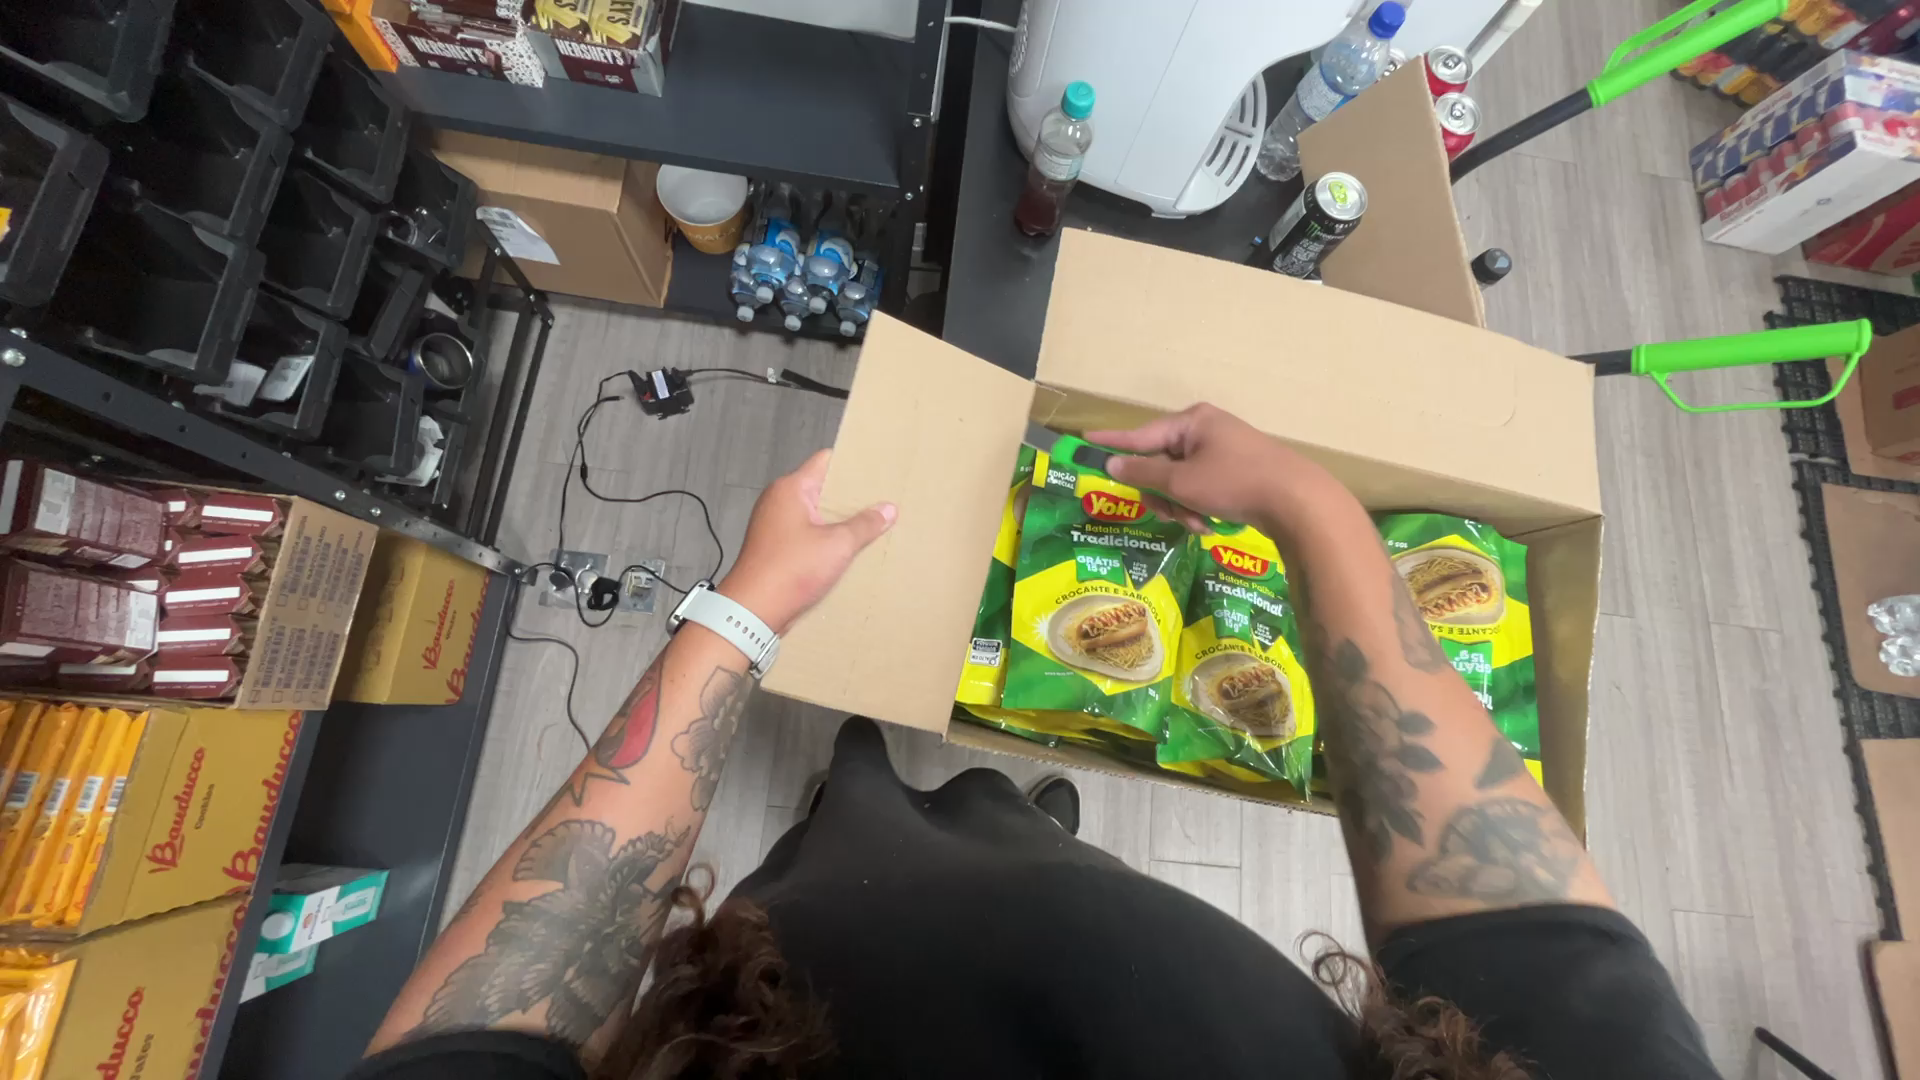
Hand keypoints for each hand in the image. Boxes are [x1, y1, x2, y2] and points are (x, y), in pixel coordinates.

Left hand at [715, 450, 895, 634]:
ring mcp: (775, 524)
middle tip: (883, 500)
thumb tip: (888, 509)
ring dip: (840, 521)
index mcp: (791, 488)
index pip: (826, 461)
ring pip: (816, 513)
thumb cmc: (792, 570)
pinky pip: (807, 533)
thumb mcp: (838, 545)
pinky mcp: (775, 546)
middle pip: (822, 488)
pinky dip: (826, 538)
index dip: (853, 463)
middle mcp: (779, 500)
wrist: (753, 611)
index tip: (879, 470)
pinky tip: (849, 549)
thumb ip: (865, 524)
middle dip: (851, 496)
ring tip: (872, 525)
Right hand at [1087, 403, 1359, 545]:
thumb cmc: (1234, 482)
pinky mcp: (1235, 473)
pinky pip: (1199, 489)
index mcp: (1192, 422)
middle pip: (1160, 463)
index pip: (1140, 434)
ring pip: (1178, 482)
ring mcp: (1222, 452)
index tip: (1084, 440)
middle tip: (1166, 512)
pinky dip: (1197, 508)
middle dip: (1160, 493)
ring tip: (1196, 523)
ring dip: (1179, 506)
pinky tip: (1209, 524)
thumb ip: (1143, 472)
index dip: (1111, 442)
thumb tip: (1112, 462)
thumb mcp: (1182, 481)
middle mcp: (1205, 431)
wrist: (1297, 502)